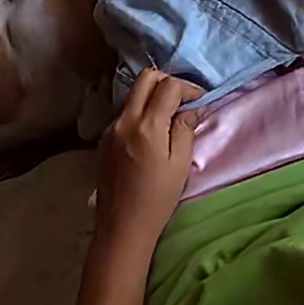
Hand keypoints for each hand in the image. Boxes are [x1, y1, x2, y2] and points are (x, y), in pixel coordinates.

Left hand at [95, 69, 202, 251]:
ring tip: (170, 116)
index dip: (188, 88)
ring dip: (153, 95)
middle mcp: (124, 120)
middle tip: (184, 100)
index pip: (168, 86)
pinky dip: (142, 110)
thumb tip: (190, 109)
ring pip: (134, 94)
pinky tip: (153, 132)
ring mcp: (110, 128)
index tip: (200, 101)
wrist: (122, 226)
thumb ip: (185, 129)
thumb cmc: (158, 198)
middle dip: (168, 82)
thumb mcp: (180, 164)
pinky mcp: (104, 138)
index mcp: (146, 126)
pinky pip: (125, 112)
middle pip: (145, 78)